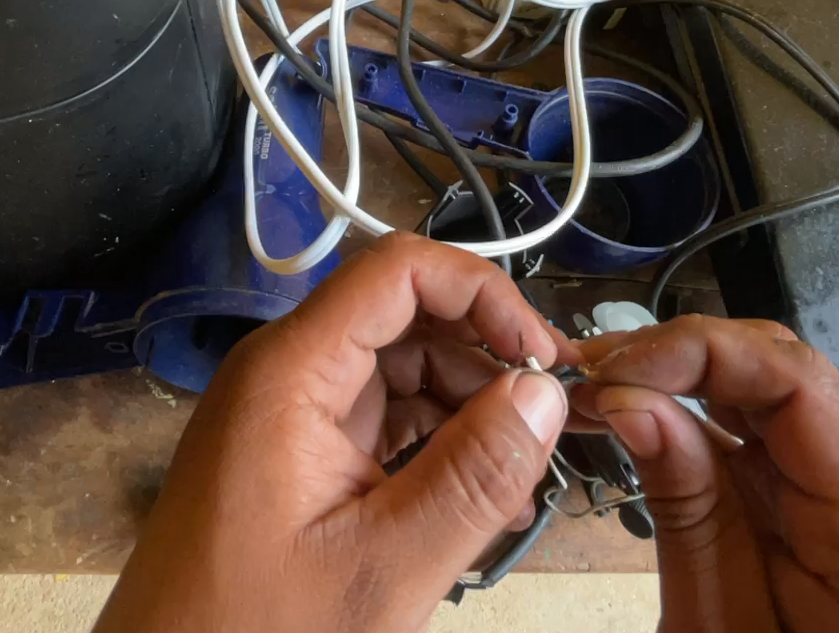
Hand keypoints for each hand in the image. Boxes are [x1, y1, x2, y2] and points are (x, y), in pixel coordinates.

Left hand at [95, 233, 571, 632]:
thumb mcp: (380, 569)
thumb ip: (470, 477)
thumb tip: (543, 395)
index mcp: (292, 367)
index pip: (397, 270)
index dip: (479, 292)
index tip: (541, 355)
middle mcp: (290, 367)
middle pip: (405, 316)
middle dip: (484, 355)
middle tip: (549, 418)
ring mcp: (294, 405)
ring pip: (401, 366)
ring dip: (468, 406)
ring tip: (522, 474)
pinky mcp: (301, 443)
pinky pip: (383, 415)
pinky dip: (436, 441)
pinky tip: (480, 492)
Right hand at [574, 315, 838, 632]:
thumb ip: (689, 513)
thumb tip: (628, 398)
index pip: (799, 384)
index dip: (699, 352)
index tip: (614, 372)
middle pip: (779, 370)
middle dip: (674, 355)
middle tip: (587, 374)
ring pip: (761, 388)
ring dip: (673, 376)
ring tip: (596, 390)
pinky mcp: (821, 501)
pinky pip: (756, 431)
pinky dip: (688, 413)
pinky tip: (635, 416)